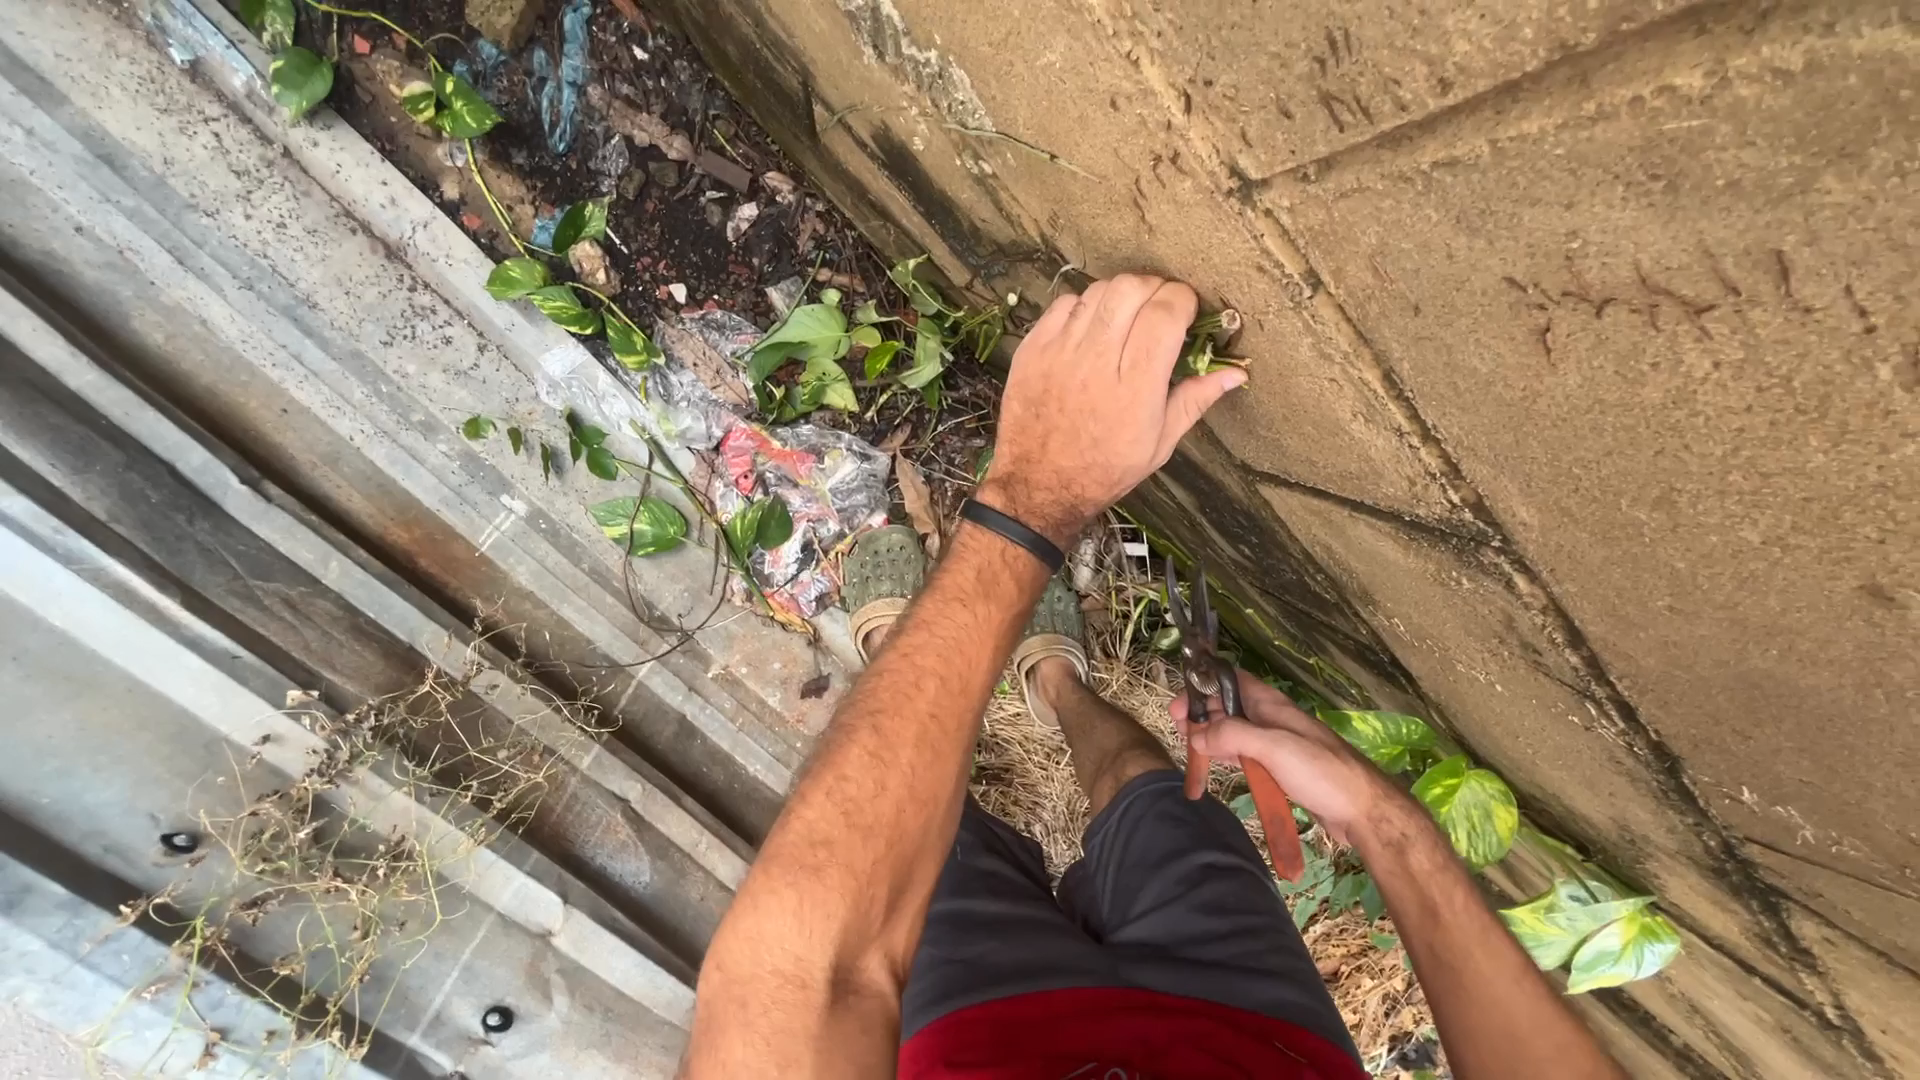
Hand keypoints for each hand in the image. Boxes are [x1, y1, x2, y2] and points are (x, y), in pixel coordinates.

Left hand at [977, 275, 1245, 544]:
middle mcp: (1096, 362)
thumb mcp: (1157, 445)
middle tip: (1158, 308)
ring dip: (1120, 295)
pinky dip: (1084, 306)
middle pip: (1131, 289)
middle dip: (1154, 288)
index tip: (1186, 311)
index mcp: (1135, 388)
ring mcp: (1060, 352)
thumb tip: (1234, 373)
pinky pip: (1064, 304)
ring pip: (1098, 291)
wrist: (1038, 485)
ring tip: (1126, 318)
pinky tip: (1092, 328)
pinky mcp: (1032, 350)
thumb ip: (1194, 401)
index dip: (1183, 300)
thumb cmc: (1102, 470)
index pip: (1165, 313)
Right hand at [1171, 673, 1409, 846]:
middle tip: (1178, 733)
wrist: (1363, 810)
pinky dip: (1226, 757)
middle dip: (1200, 715)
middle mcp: (1269, 718)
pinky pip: (1244, 755)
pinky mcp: (1278, 767)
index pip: (1228, 680)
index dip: (1202, 687)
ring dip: (1210, 738)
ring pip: (1233, 732)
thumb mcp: (1273, 747)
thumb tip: (1197, 735)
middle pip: (1226, 706)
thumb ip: (1232, 735)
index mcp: (1269, 704)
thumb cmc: (1321, 770)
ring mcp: (1274, 743)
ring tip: (1190, 752)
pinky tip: (1213, 767)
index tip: (1178, 708)